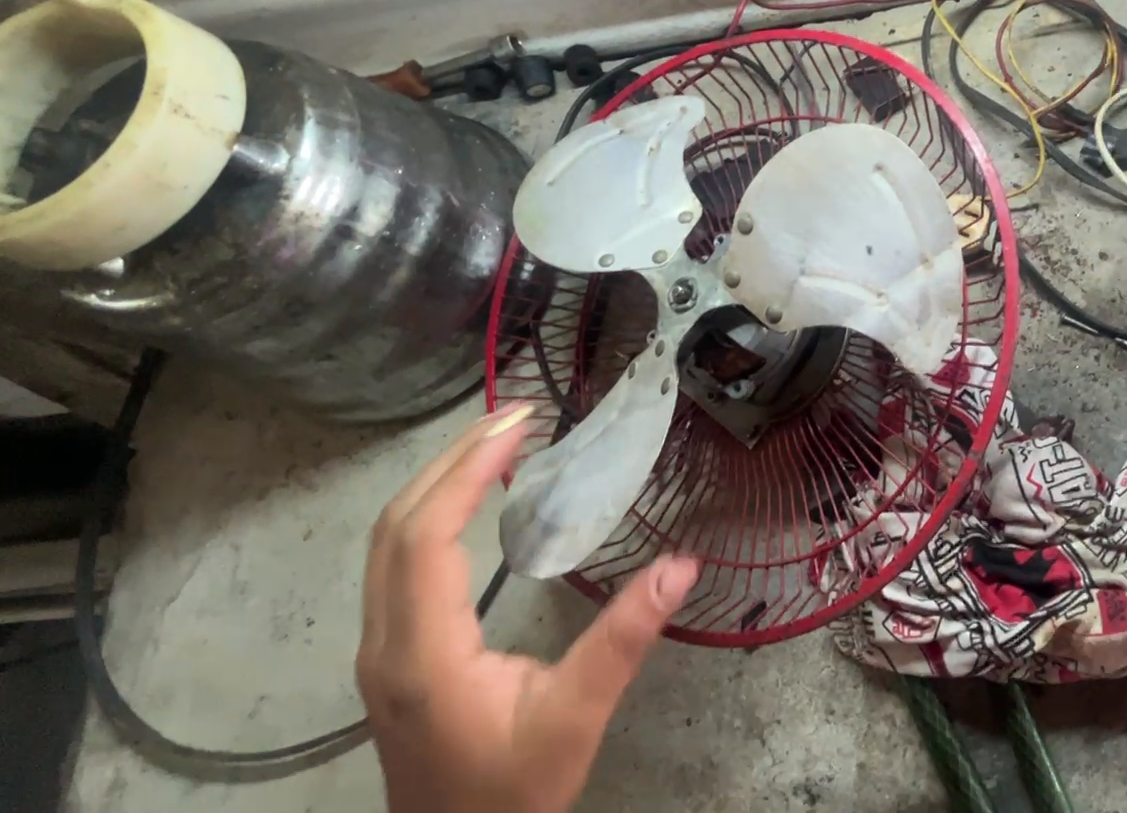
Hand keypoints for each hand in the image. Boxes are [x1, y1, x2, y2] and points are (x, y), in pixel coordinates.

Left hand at [357, 405, 699, 812]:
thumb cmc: (516, 789)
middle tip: (515, 415)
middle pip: (394, 527)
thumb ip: (624, 639)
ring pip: (387, 541)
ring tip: (498, 441)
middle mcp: (385, 642)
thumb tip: (682, 564)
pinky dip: (433, 510)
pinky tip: (473, 499)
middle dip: (451, 459)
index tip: (518, 425)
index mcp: (424, 653)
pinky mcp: (392, 651)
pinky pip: (398, 559)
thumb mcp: (578, 716)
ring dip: (438, 480)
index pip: (424, 538)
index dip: (467, 472)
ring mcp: (380, 647)